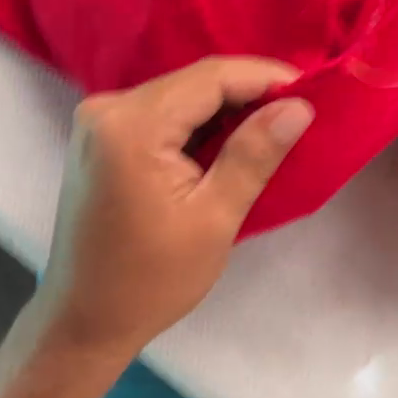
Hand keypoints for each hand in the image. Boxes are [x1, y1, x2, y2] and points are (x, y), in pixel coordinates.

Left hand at [34, 58, 314, 361]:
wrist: (84, 321)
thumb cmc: (152, 280)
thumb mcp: (214, 218)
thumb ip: (255, 154)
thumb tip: (299, 107)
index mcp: (131, 125)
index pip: (211, 77)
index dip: (265, 77)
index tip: (313, 90)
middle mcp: (108, 108)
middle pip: (194, 81)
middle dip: (249, 92)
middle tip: (299, 112)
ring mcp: (99, 121)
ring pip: (180, 95)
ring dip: (226, 108)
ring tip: (274, 126)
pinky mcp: (101, 137)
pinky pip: (162, 113)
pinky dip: (199, 123)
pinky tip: (231, 141)